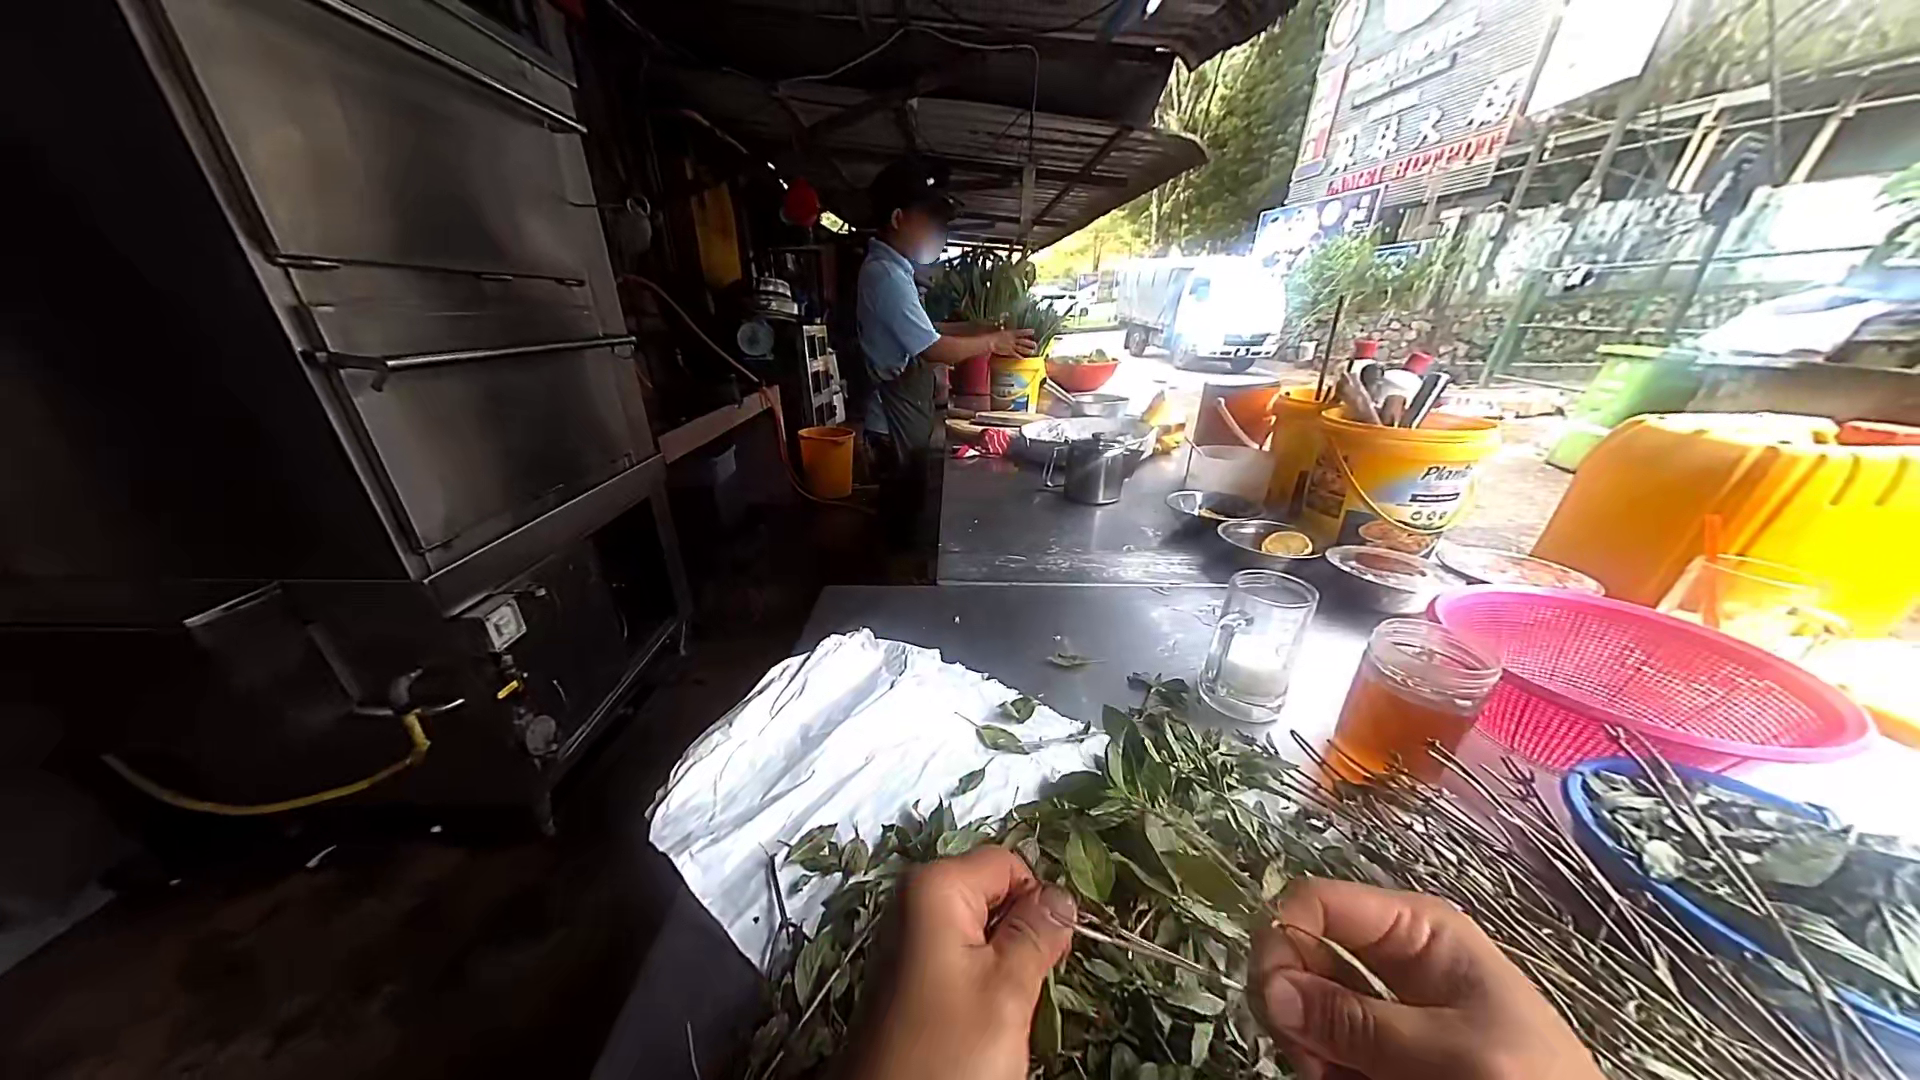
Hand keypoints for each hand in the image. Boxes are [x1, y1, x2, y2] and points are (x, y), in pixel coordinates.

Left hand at [840, 847, 1075, 1079]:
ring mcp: (908, 931)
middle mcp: (916, 895)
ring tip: (1003, 1005)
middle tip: (1023, 985)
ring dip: (1002, 957)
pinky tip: (981, 1014)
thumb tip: (1063, 896)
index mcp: (936, 885)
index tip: (1049, 953)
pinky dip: (980, 972)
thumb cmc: (947, 1054)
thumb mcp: (1005, 992)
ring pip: (979, 923)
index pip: (1007, 864)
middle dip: (1018, 930)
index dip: (1036, 902)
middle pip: (992, 889)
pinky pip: (959, 948)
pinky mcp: (908, 965)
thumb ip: (1037, 934)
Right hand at [990, 328, 1039, 357]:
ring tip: (1032, 351)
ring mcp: (1012, 346)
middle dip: (1030, 343)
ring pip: (1021, 348)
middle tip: (1035, 344)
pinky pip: (1016, 355)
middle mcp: (1013, 339)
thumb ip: (1006, 332)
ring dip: (1027, 350)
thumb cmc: (994, 336)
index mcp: (1011, 333)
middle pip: (1024, 341)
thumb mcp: (1001, 332)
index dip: (1027, 332)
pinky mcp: (1009, 352)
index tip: (1033, 331)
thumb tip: (1006, 331)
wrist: (991, 341)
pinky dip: (1019, 357)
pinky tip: (1023, 358)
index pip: (1021, 332)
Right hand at [1250, 878, 1601, 1079]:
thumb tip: (1271, 992)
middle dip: (1289, 994)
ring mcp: (1374, 1001)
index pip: (1315, 900)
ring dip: (1298, 1031)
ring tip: (1324, 1073)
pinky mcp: (1370, 1043)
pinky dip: (1314, 1057)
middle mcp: (1383, 953)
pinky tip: (1332, 1077)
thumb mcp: (1457, 1056)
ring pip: (1299, 993)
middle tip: (1301, 1050)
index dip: (1284, 935)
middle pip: (1298, 946)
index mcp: (1412, 928)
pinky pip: (1316, 1035)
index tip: (1274, 997)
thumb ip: (1362, 1023)